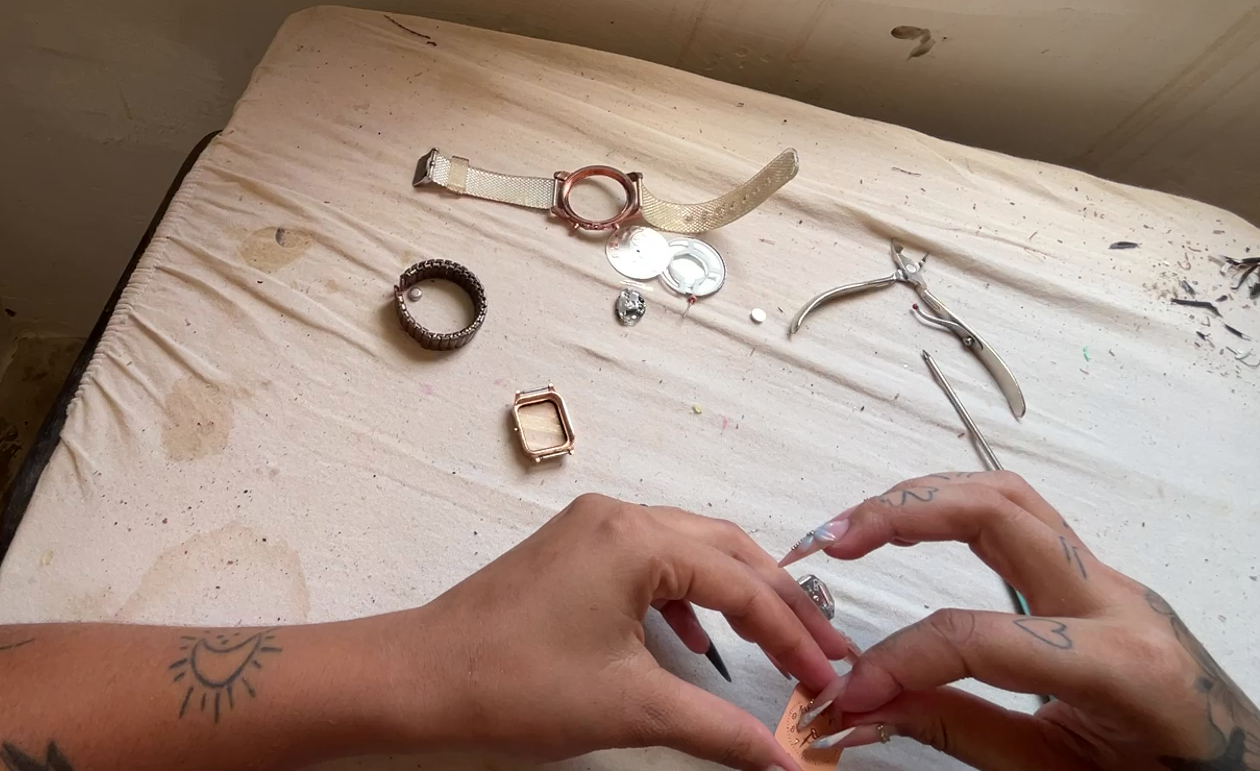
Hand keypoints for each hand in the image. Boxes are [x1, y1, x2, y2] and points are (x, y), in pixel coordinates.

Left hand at [413, 493, 850, 770]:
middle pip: (719, 545)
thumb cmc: (523, 684)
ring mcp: (589, 526)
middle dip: (775, 597)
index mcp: (634, 538)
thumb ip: (719, 727)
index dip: (793, 633)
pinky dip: (682, 594)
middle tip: (823, 649)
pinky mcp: (572, 546)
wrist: (428, 674)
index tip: (832, 680)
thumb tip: (788, 765)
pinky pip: (646, 559)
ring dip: (731, 592)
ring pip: (683, 547)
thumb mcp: (631, 706)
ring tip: (774, 642)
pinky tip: (695, 640)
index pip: (737, 581)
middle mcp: (615, 515)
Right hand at [779, 471, 1259, 769]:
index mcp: (1126, 669)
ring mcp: (1107, 575)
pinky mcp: (1090, 569)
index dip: (901, 658)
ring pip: (1003, 492)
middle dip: (901, 514)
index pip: (982, 638)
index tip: (848, 690)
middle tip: (833, 540)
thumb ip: (952, 729)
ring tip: (857, 525)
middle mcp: (1119, 599)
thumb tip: (856, 705)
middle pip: (996, 511)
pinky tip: (908, 522)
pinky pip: (1014, 508)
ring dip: (920, 496)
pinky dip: (947, 502)